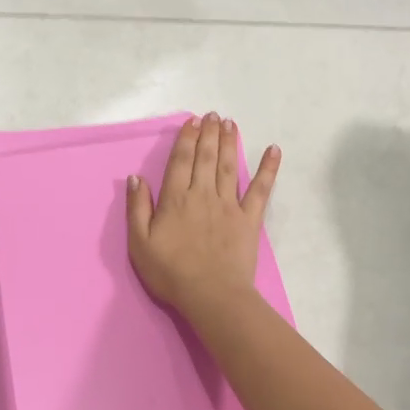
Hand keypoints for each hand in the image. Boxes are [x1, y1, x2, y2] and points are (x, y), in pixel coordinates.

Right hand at [127, 113, 281, 318]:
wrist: (211, 294)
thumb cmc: (170, 273)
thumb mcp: (139, 244)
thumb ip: (137, 208)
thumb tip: (135, 178)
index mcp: (175, 199)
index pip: (180, 161)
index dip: (185, 139)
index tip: (191, 121)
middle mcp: (202, 194)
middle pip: (206, 158)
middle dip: (208, 134)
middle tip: (212, 115)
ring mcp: (229, 205)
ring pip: (229, 166)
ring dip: (229, 142)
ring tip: (230, 123)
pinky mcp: (249, 219)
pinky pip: (261, 189)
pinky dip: (268, 168)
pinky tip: (274, 150)